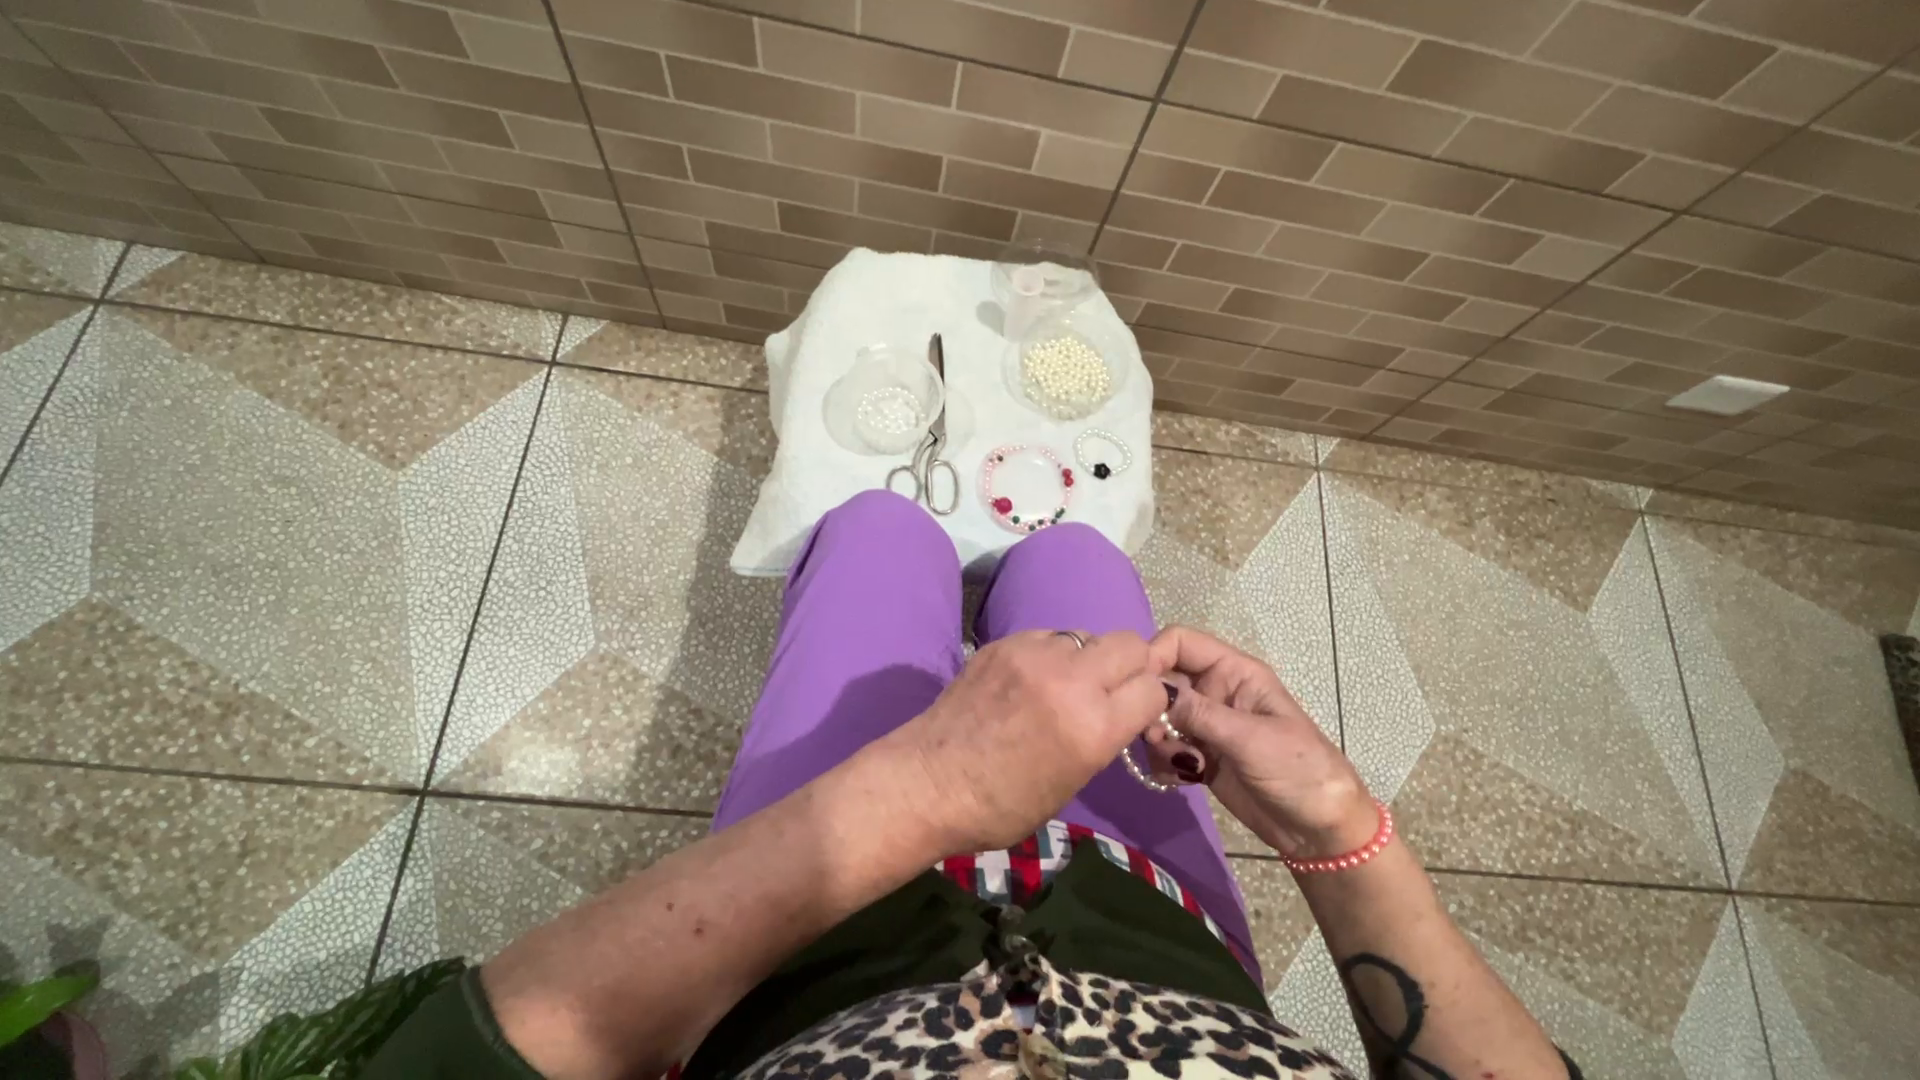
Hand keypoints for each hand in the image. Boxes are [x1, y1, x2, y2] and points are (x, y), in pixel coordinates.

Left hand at [882, 630, 1166, 854]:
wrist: (926, 784)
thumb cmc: (1000, 807)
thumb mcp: (1071, 783)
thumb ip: (1101, 736)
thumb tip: (1115, 707)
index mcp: (1093, 727)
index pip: (1153, 688)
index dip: (1147, 701)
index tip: (1133, 713)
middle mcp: (1070, 681)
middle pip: (1129, 644)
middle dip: (1129, 667)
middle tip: (1107, 691)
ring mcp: (1033, 655)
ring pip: (1086, 635)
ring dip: (1086, 658)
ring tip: (1063, 685)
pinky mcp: (1002, 644)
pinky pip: (1048, 636)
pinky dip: (1050, 655)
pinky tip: (1030, 680)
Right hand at [1147, 625, 1376, 859]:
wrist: (1322, 831)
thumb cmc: (1301, 770)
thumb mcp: (1251, 739)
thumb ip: (1199, 713)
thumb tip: (1151, 692)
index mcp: (1234, 672)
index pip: (1181, 642)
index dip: (1154, 656)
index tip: (1137, 689)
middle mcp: (1215, 692)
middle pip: (1163, 680)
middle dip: (1151, 706)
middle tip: (1153, 736)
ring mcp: (1206, 726)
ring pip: (1158, 718)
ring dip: (1158, 739)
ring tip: (1179, 763)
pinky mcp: (1199, 758)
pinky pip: (1164, 750)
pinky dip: (1164, 763)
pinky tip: (1182, 780)